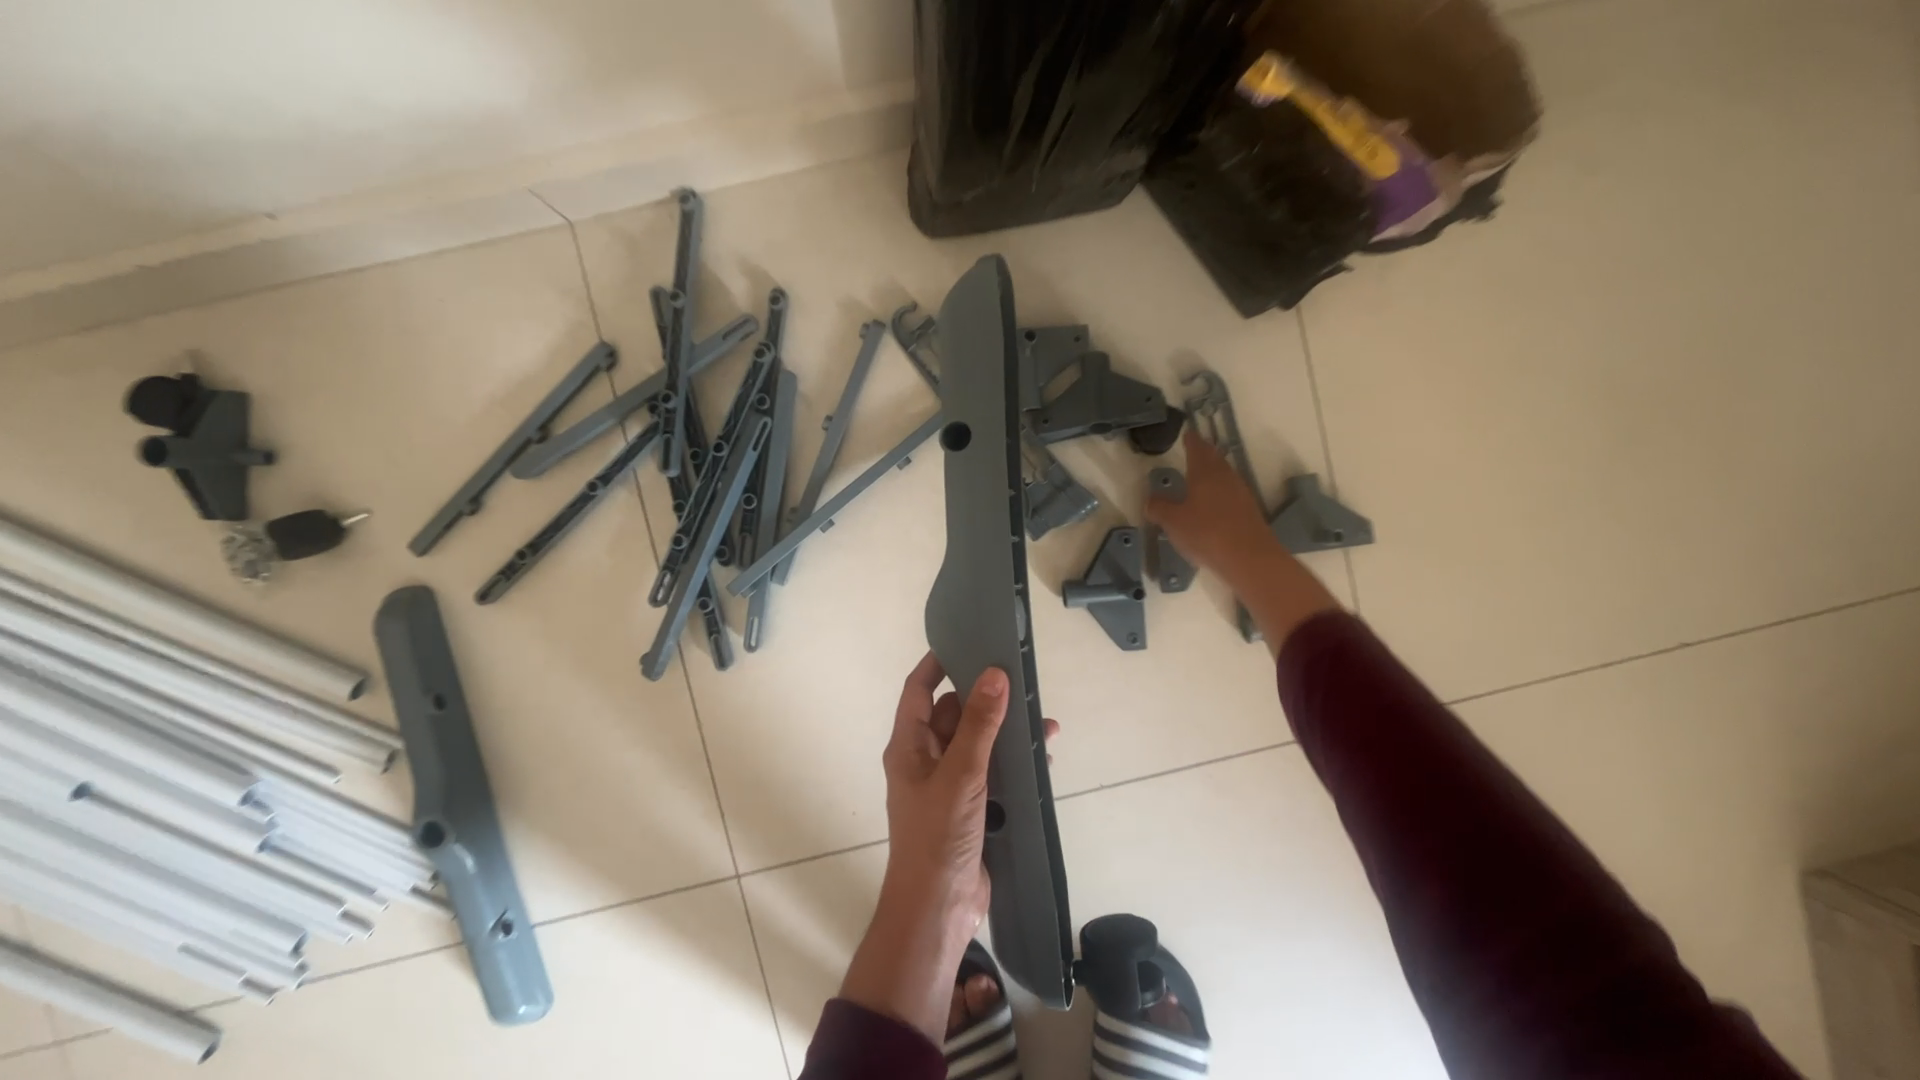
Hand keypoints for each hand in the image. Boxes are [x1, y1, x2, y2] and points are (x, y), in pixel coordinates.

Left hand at [840, 654, 1058, 1043]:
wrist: (939, 908)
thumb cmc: (938, 836)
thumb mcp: (961, 775)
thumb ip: (979, 726)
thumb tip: (994, 675)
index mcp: (909, 747)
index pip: (918, 691)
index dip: (937, 664)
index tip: (966, 641)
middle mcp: (925, 761)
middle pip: (953, 715)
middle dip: (985, 698)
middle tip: (1020, 680)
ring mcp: (948, 787)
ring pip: (977, 745)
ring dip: (1005, 732)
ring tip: (1043, 722)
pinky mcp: (970, 809)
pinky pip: (991, 774)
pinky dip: (1013, 764)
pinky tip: (1041, 761)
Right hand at [1146, 428, 1284, 584]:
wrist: (1249, 558)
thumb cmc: (1206, 533)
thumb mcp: (1173, 522)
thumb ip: (1159, 507)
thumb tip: (1151, 499)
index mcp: (1205, 472)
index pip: (1197, 448)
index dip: (1191, 440)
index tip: (1187, 434)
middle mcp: (1225, 477)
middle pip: (1214, 459)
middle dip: (1203, 454)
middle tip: (1193, 451)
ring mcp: (1240, 493)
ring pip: (1224, 476)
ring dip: (1212, 474)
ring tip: (1199, 478)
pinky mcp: (1248, 511)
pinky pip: (1230, 494)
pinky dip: (1219, 493)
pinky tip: (1212, 505)